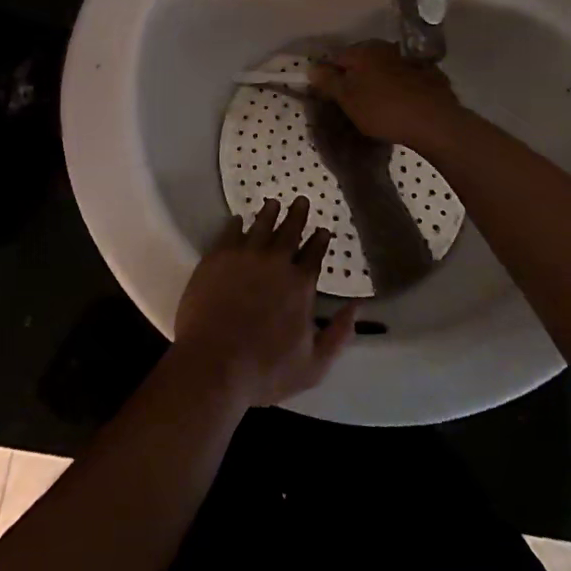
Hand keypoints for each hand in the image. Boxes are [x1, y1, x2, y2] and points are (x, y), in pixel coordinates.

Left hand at [174, 197, 358, 407]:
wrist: (212, 365)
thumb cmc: (265, 370)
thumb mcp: (314, 364)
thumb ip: (339, 334)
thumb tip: (358, 307)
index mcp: (300, 284)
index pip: (314, 254)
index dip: (319, 240)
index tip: (322, 230)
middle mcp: (275, 262)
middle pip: (289, 231)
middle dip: (298, 215)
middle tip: (301, 200)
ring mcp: (244, 258)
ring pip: (260, 226)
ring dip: (269, 213)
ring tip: (273, 203)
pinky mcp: (216, 260)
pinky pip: (229, 234)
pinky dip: (236, 225)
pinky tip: (237, 220)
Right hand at [309, 40, 465, 150]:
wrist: (434, 121)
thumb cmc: (384, 110)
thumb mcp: (348, 99)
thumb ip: (329, 81)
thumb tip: (312, 67)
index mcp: (364, 51)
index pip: (338, 57)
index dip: (331, 75)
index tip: (331, 94)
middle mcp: (387, 47)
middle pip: (363, 60)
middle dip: (356, 75)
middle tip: (354, 101)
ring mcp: (411, 58)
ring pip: (386, 66)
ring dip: (380, 79)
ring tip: (379, 103)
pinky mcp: (430, 72)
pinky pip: (407, 76)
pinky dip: (401, 85)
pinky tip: (402, 102)